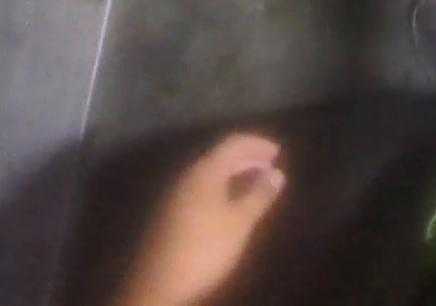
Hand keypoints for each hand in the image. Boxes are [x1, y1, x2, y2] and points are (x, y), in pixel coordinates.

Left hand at [119, 133, 286, 305]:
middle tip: (270, 167)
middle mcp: (187, 177)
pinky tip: (230, 205)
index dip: (257, 144)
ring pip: (210, 174)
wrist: (158, 291)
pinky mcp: (169, 217)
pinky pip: (201, 190)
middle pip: (220, 157)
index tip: (278, 153)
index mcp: (203, 172)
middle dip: (248, 159)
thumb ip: (259, 195)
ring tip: (255, 185)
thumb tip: (278, 173)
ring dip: (235, 174)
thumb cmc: (204, 250)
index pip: (233, 143)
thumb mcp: (240, 223)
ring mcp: (175, 197)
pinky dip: (221, 189)